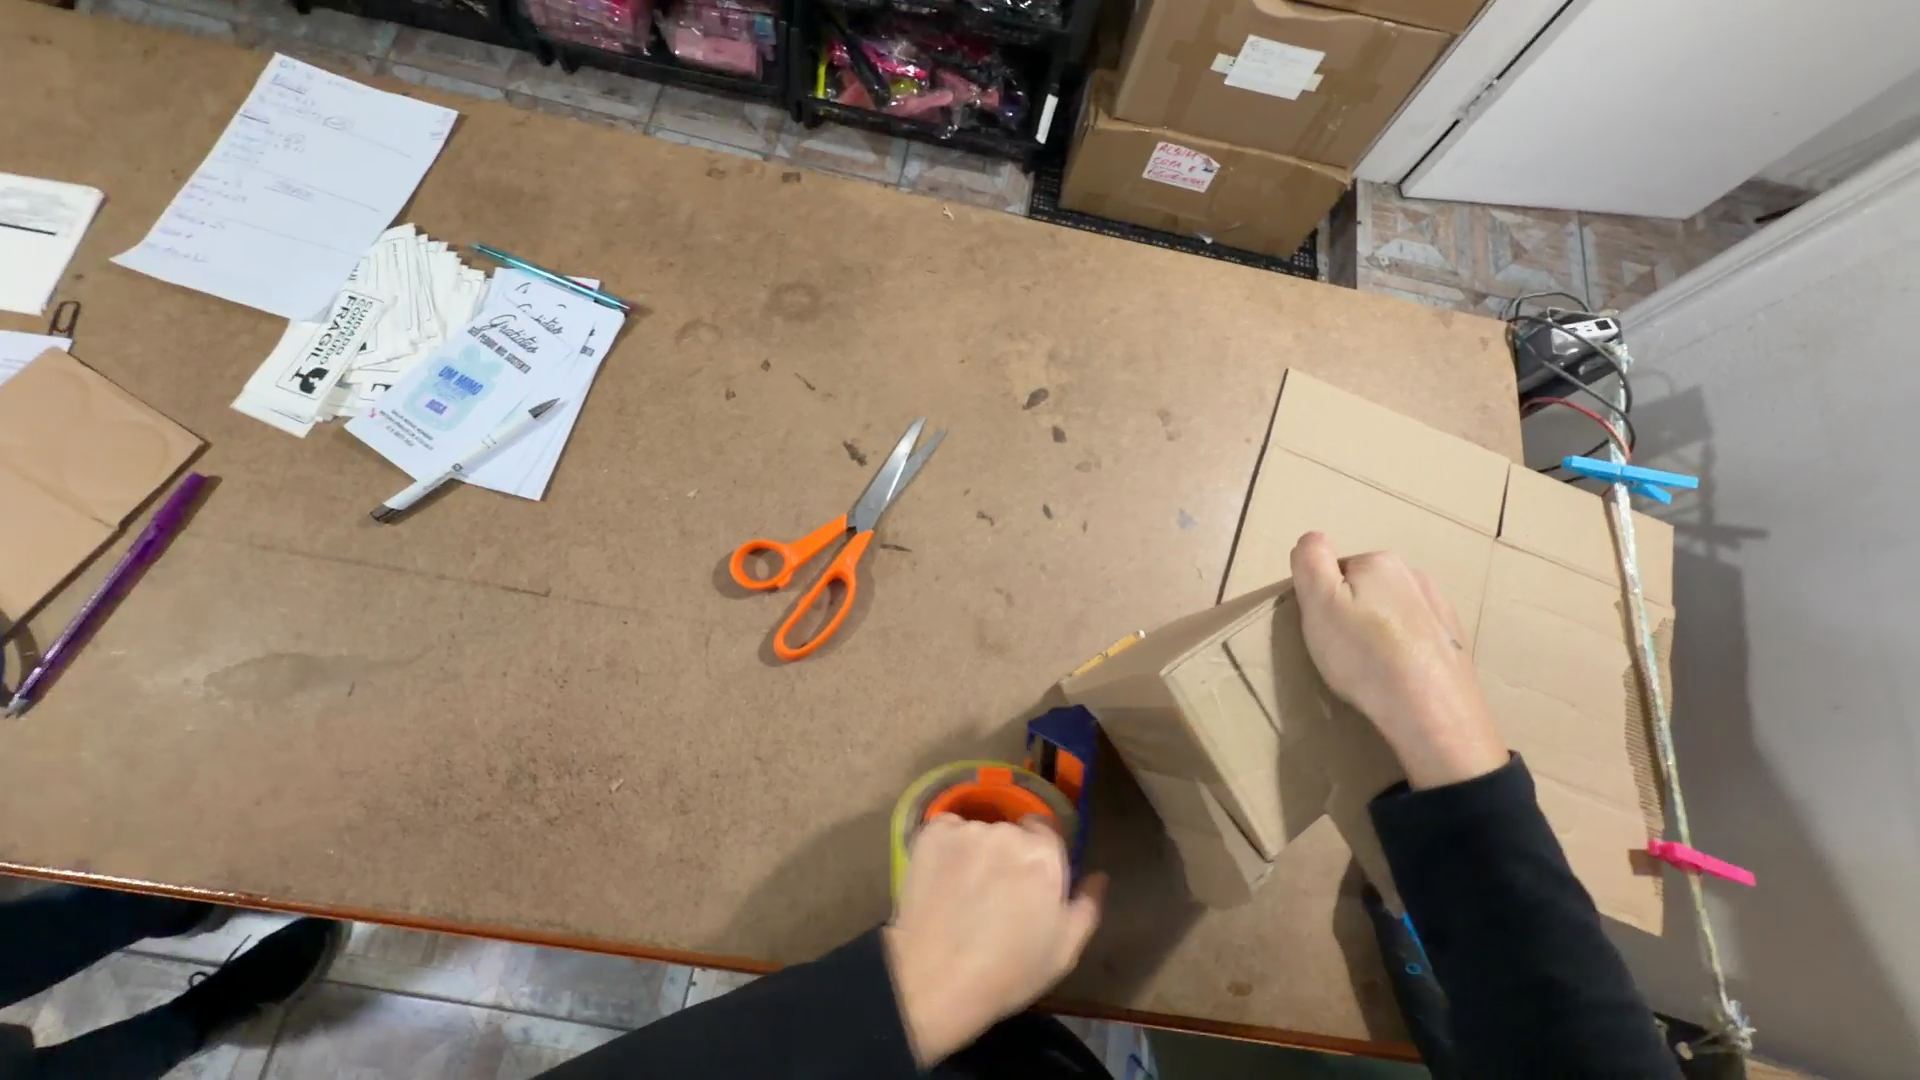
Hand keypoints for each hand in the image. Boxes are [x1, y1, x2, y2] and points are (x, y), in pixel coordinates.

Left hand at [884, 815, 1104, 1065]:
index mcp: (1045, 855)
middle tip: (996, 891)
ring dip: (978, 851)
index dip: (1038, 855)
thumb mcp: (1064, 951)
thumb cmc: (1008, 972)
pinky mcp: (932, 834)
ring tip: (966, 890)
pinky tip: (944, 878)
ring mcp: (967, 830)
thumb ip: (1087, 905)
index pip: (1046, 831)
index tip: (1028, 881)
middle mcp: (1008, 832)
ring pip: (979, 832)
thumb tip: (1098, 875)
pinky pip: (946, 830)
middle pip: (1012, 832)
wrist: (936, 981)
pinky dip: (947, 847)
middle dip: (1008, 854)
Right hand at [1289, 531, 1506, 789]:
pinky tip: (1397, 675)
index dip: (1320, 600)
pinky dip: (1401, 649)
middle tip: (1340, 651)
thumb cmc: (1365, 657)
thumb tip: (1312, 539)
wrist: (1431, 712)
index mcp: (1378, 562)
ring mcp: (1440, 608)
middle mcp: (1414, 576)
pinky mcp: (1454, 640)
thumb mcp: (1319, 604)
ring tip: (1369, 667)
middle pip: (1362, 589)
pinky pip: (1414, 634)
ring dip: (1376, 630)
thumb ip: (1310, 561)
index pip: (1333, 571)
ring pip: (1389, 611)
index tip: (1322, 630)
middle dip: (1349, 613)